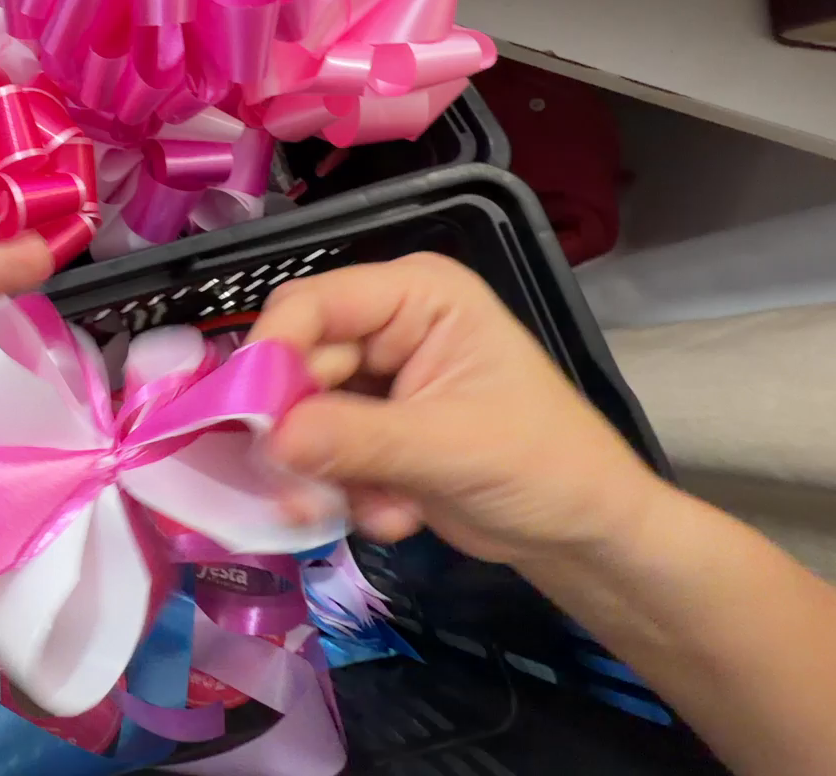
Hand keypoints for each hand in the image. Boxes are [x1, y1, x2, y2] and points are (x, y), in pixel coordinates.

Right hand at [250, 252, 668, 569]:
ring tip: (357, 513)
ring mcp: (366, 371)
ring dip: (316, 469)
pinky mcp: (357, 416)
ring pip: (293, 408)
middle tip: (295, 490)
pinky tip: (384, 513)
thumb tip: (271, 441)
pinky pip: (309, 441)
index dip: (270, 353)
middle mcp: (379, 322)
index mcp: (413, 295)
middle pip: (292, 360)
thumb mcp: (455, 449)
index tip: (248, 418)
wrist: (588, 540)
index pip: (310, 304)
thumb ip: (358, 439)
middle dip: (295, 430)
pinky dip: (332, 483)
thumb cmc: (549, 471)